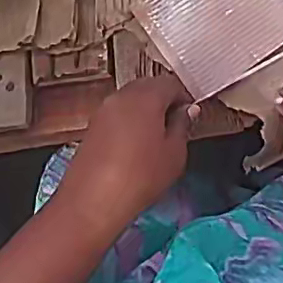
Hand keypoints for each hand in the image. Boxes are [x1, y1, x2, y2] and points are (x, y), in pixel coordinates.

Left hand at [48, 76, 198, 237]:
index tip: (191, 115)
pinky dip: (129, 120)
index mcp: (146, 96)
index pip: (170, 83)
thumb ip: (182, 126)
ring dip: (145, 109)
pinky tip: (135, 144)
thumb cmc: (142, 176)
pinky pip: (117, 113)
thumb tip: (187, 110)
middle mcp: (122, 95)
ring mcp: (103, 109)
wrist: (92, 200)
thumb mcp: (174, 154)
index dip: (184, 96)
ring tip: (156, 137)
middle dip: (163, 99)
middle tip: (175, 124)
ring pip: (130, 98)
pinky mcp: (92, 125)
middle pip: (148, 86)